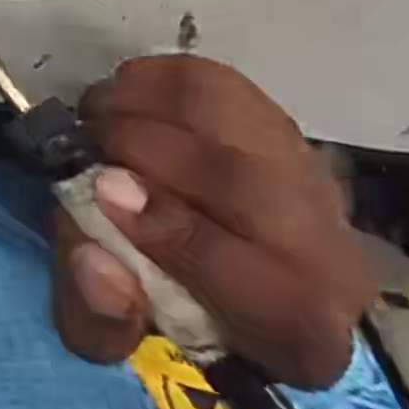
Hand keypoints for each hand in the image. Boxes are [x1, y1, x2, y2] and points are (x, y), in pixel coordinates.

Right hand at [53, 55, 373, 388]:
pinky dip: (153, 79)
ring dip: (139, 103)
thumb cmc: (155, 297)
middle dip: (137, 146)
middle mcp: (325, 250)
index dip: (169, 230)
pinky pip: (211, 79)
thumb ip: (96, 312)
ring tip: (96, 116)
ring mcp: (305, 174)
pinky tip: (123, 96)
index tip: (99, 189)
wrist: (210, 255)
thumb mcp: (114, 330)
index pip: (255, 283)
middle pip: (235, 179)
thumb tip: (96, 260)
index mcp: (293, 329)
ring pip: (222, 115)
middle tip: (83, 144)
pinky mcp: (275, 120)